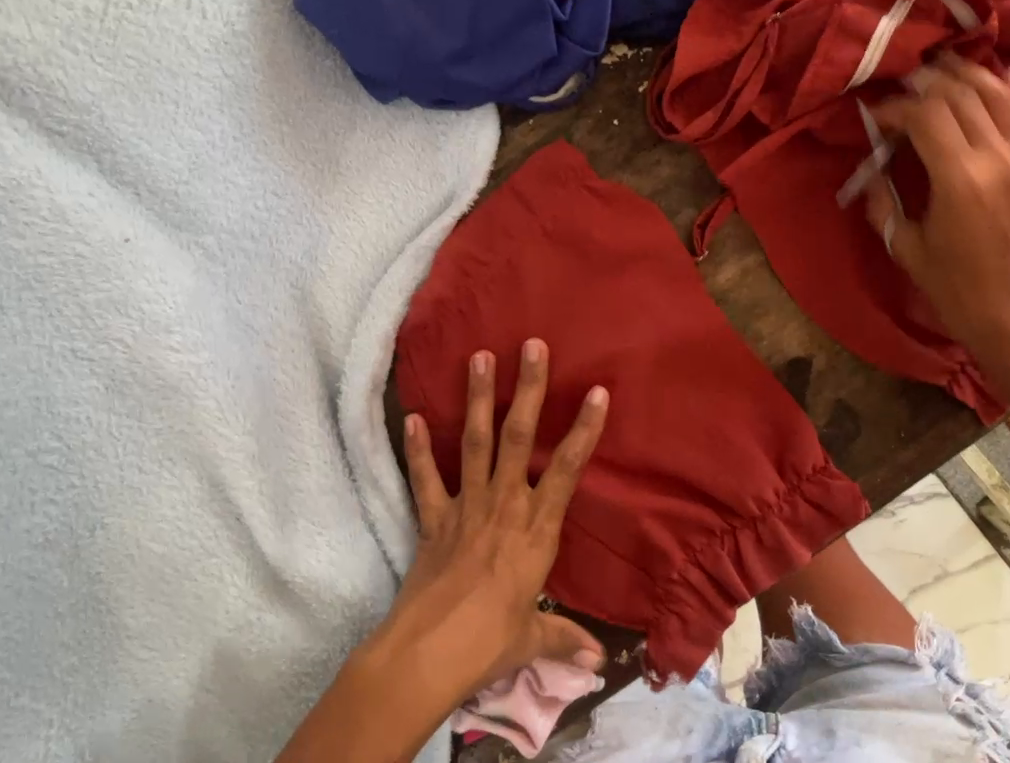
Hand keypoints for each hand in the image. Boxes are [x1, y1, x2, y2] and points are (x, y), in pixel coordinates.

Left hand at [386, 339, 608, 691]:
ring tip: (478, 356)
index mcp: (536, 530)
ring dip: (477, 398)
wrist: (427, 655)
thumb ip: (564, 640)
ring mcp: (465, 507)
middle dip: (527, 389)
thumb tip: (598, 663)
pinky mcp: (432, 519)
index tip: (597, 391)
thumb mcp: (532, 640)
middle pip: (518, 437)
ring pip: (474, 443)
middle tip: (531, 345)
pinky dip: (417, 449)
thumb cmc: (488, 644)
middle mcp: (504, 505)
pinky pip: (425, 478)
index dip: (583, 429)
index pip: (567, 470)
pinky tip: (411, 416)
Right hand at [864, 55, 1009, 364]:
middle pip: (962, 95)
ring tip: (941, 67)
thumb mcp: (906, 248)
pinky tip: (1003, 77)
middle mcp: (998, 158)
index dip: (895, 106)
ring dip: (969, 75)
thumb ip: (883, 202)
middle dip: (927, 83)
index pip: (925, 115)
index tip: (874, 115)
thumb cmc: (956, 291)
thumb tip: (869, 169)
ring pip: (1000, 95)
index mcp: (960, 179)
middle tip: (902, 86)